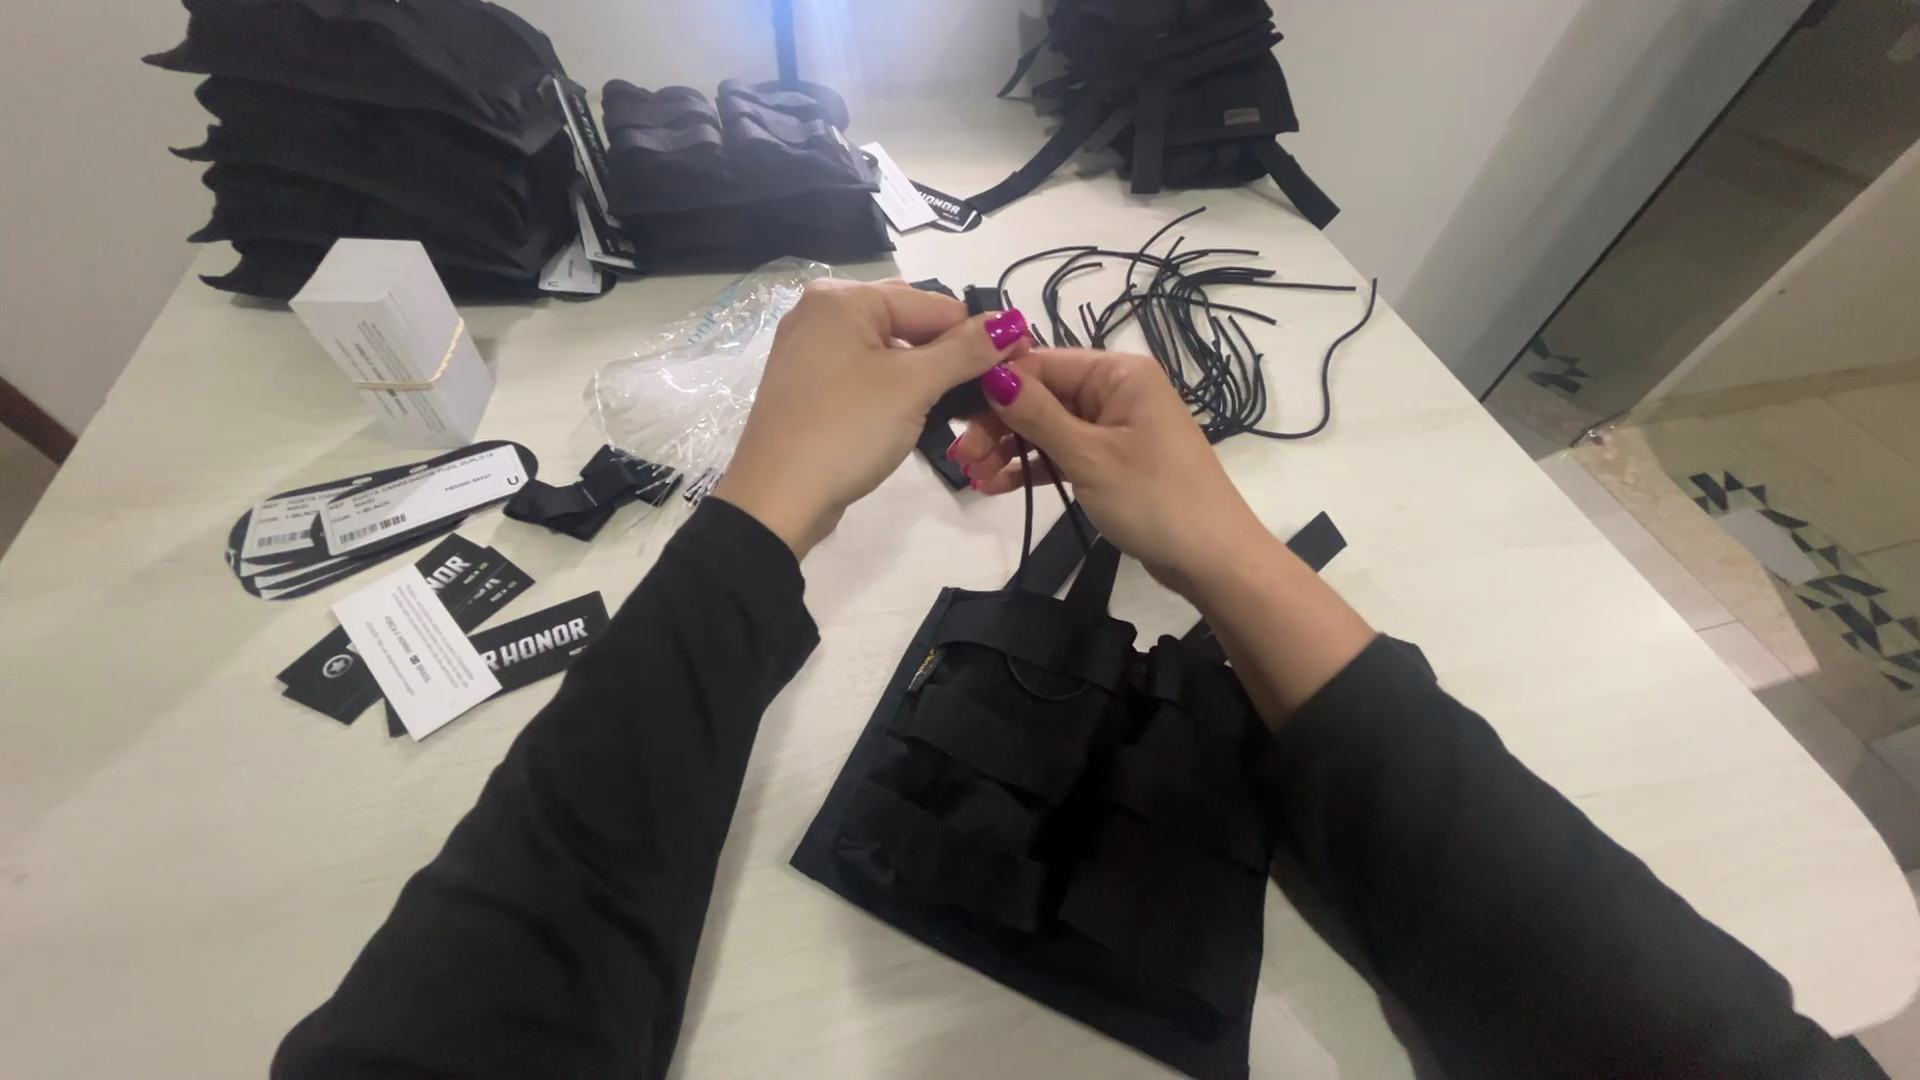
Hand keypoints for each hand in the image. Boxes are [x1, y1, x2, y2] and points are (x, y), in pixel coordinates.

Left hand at [713, 280, 1030, 556]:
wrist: (777, 499)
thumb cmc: (846, 431)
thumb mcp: (912, 387)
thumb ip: (966, 351)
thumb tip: (1014, 322)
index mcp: (844, 297)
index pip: (933, 303)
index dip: (979, 334)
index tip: (1018, 365)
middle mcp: (822, 311)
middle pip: (909, 322)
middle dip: (950, 354)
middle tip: (988, 391)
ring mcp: (811, 349)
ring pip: (889, 351)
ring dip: (927, 375)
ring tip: (958, 408)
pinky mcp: (810, 386)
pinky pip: (866, 373)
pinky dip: (896, 389)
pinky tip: (916, 413)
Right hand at [948, 349, 1274, 595]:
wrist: (1213, 559)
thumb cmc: (1155, 500)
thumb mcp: (1090, 456)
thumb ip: (1037, 415)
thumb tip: (991, 373)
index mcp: (1117, 373)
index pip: (1041, 364)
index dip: (996, 387)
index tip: (956, 419)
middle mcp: (1115, 390)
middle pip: (1040, 396)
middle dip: (999, 426)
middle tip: (964, 460)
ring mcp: (1114, 427)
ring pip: (1047, 427)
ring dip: (1009, 450)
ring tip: (973, 479)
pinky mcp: (1112, 459)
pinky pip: (1063, 453)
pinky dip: (1033, 468)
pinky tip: (998, 486)